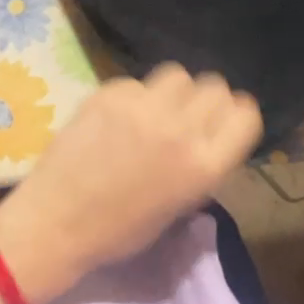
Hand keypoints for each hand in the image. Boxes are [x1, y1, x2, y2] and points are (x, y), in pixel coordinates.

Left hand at [0, 65, 260, 298]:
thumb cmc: (120, 229)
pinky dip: (132, 95)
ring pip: (178, 74)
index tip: (222, 121)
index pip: (245, 114)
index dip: (234, 115)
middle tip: (185, 116)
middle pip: (214, 87)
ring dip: (172, 91)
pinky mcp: (109, 93)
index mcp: (204, 166)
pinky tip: (116, 118)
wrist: (58, 220)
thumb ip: (201, 164)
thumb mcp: (180, 205)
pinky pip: (136, 81)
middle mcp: (180, 130)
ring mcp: (142, 107)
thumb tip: (208, 135)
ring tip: (154, 111)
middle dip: (205, 99)